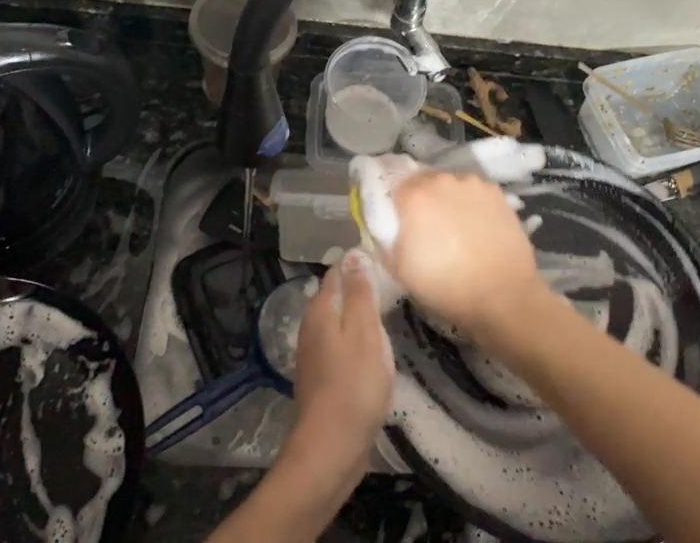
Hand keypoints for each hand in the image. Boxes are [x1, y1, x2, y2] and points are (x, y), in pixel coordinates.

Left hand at [283, 250, 394, 484]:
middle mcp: (311, 329)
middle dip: (356, 287)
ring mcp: (313, 356)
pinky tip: (371, 349)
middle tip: (388, 283)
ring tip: (384, 312)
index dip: (356, 262)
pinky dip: (354, 340)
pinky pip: (339, 347)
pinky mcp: (322, 380)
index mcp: (320, 312)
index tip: (382, 257)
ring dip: (355, 315)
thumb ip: (360, 292)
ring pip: (335, 323)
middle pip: (333, 297)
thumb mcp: (364, 331)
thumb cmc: (354, 385)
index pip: (336, 273)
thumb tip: (353, 252)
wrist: (331, 447)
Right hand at [386, 170, 544, 340]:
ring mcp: (472, 184)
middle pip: (422, 181)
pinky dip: (471, 204)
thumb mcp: (399, 269)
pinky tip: (477, 228)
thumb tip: (385, 228)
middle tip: (426, 227)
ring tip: (455, 228)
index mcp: (413, 196)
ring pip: (450, 185)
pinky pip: (474, 193)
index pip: (392, 185)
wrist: (502, 295)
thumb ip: (385, 240)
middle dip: (420, 199)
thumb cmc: (445, 285)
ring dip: (447, 200)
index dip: (394, 204)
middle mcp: (441, 180)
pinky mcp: (496, 192)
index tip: (398, 220)